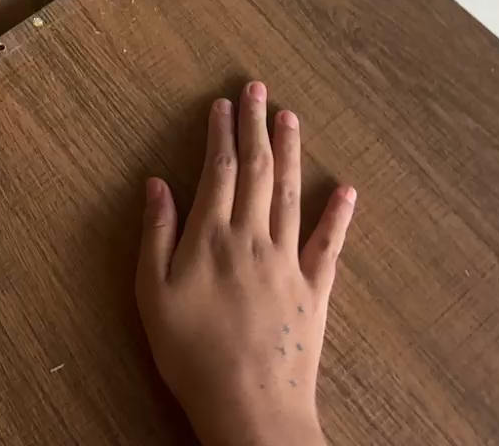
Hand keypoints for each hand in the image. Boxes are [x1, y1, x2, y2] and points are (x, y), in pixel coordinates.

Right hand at [136, 81, 356, 445]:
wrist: (252, 410)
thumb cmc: (191, 351)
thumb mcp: (153, 291)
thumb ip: (157, 233)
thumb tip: (156, 183)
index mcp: (213, 236)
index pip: (220, 170)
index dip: (222, 133)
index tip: (223, 103)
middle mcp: (254, 238)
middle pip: (258, 170)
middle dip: (256, 126)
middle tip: (258, 88)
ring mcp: (289, 263)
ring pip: (291, 195)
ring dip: (291, 152)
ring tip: (290, 117)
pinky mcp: (315, 291)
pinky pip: (329, 245)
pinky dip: (338, 215)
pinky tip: (345, 189)